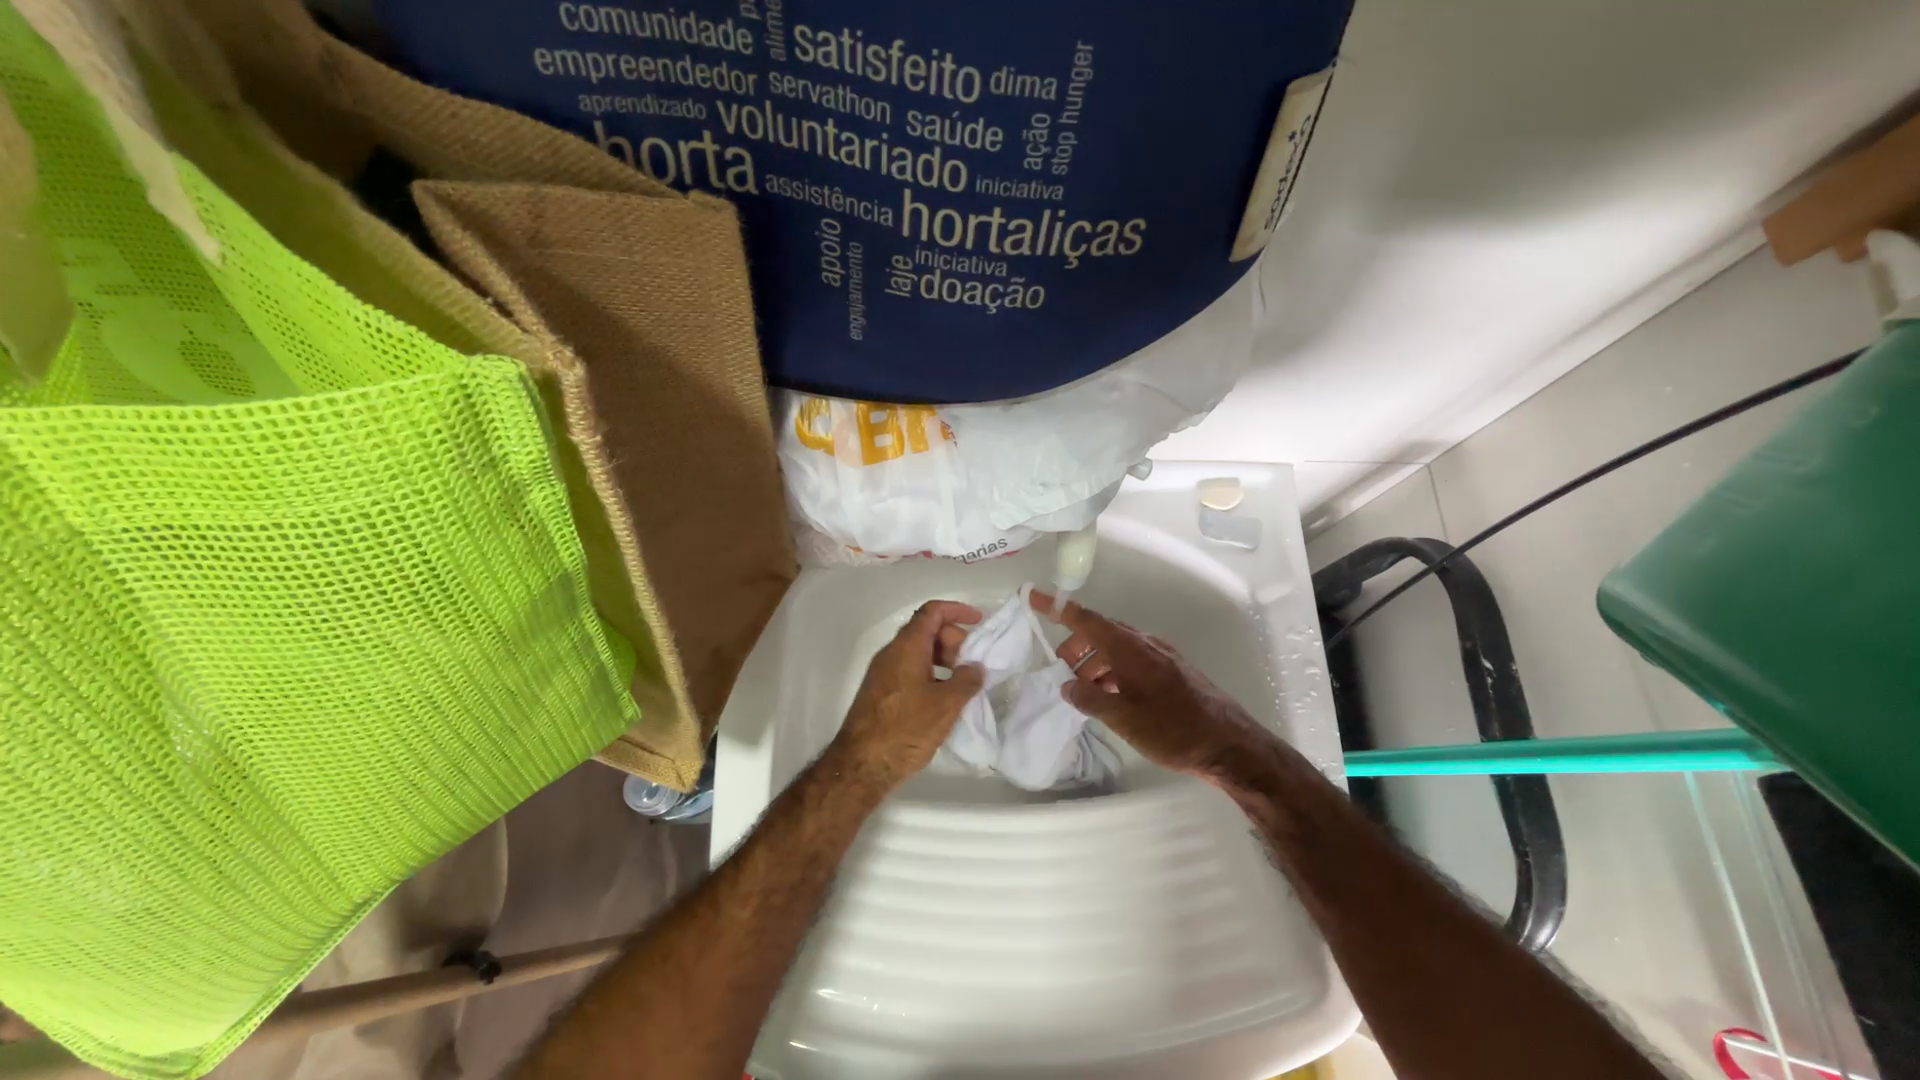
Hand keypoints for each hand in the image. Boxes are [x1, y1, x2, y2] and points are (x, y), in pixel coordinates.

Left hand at [826, 600, 985, 792]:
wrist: (862, 764)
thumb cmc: (906, 729)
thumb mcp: (945, 705)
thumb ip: (966, 681)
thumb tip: (975, 667)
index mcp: (907, 647)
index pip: (931, 612)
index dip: (957, 611)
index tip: (978, 623)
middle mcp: (892, 654)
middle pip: (925, 630)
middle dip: (953, 639)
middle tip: (972, 663)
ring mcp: (883, 674)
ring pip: (917, 653)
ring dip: (942, 659)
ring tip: (961, 683)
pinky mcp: (880, 693)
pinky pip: (909, 671)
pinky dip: (930, 674)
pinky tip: (943, 700)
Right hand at [1031, 590, 1282, 786]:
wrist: (1229, 745)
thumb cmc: (1173, 729)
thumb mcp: (1123, 718)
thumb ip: (1090, 699)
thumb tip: (1066, 686)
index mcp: (1130, 648)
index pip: (1086, 619)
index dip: (1057, 608)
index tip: (1033, 597)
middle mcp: (1145, 644)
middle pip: (1102, 631)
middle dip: (1076, 644)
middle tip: (1059, 667)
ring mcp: (1162, 657)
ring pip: (1118, 648)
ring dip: (1095, 661)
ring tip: (1083, 688)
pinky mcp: (1173, 672)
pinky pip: (1133, 660)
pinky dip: (1113, 670)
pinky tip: (1110, 695)